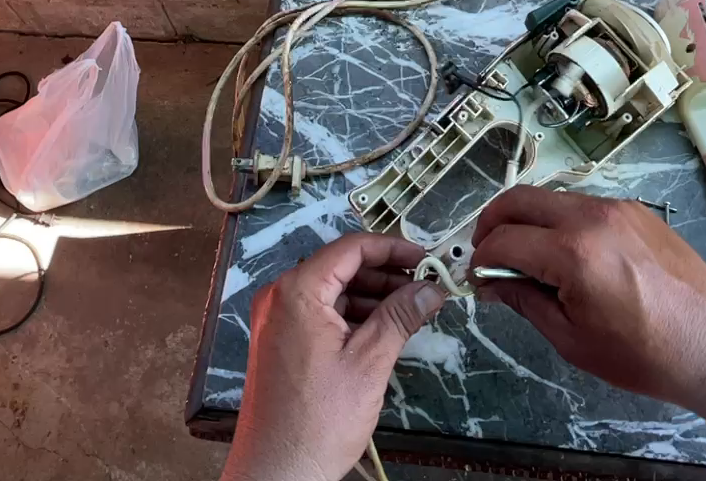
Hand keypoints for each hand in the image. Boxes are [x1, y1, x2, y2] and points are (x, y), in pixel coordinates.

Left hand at [221, 234, 447, 480]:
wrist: (275, 476)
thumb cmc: (318, 421)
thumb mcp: (369, 363)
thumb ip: (400, 317)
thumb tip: (431, 289)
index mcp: (297, 290)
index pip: (350, 248)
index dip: (392, 248)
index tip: (425, 258)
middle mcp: (281, 295)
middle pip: (340, 267)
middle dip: (385, 274)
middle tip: (423, 286)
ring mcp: (277, 318)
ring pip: (332, 290)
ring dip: (370, 296)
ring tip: (409, 310)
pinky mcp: (280, 340)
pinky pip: (320, 312)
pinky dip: (351, 315)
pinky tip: (381, 329)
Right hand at [469, 186, 705, 412]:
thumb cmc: (643, 354)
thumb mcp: (573, 340)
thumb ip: (524, 301)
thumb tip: (490, 282)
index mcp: (572, 253)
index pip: (503, 240)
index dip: (481, 257)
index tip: (476, 276)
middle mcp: (590, 216)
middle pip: (518, 199)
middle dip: (492, 222)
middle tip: (486, 251)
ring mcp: (615, 207)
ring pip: (550, 198)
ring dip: (527, 218)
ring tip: (526, 254)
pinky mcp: (634, 209)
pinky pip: (582, 204)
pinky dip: (561, 220)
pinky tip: (569, 252)